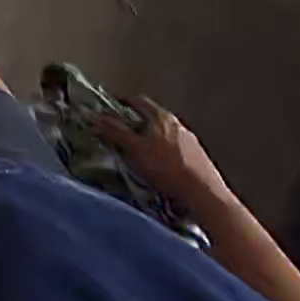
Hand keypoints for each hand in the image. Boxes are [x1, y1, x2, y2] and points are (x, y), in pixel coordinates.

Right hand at [95, 97, 229, 205]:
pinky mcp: (201, 162)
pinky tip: (159, 166)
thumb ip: (112, 130)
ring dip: (150, 139)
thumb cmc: (167, 168)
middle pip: (151, 118)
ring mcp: (192, 144)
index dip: (121, 102)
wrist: (208, 199)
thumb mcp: (134, 148)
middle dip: (134, 122)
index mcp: (161, 116)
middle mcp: (178, 125)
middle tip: (120, 131)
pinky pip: (176, 150)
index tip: (109, 107)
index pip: (137, 101)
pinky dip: (164, 153)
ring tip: (139, 151)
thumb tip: (92, 116)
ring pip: (164, 135)